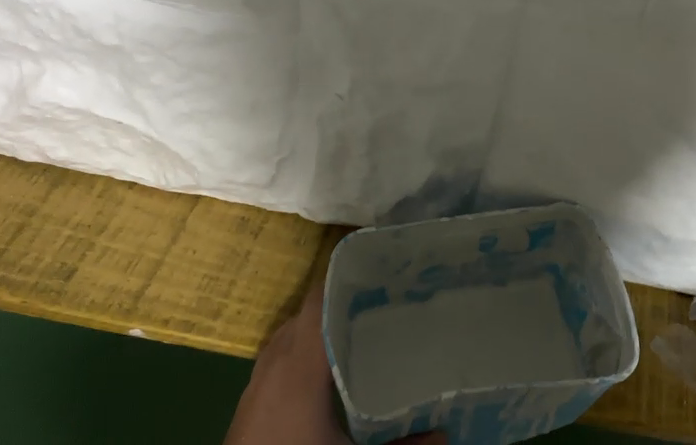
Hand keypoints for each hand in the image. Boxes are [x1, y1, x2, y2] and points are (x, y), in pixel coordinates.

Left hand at [224, 281, 444, 444]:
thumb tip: (447, 436)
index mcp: (300, 365)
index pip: (319, 298)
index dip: (348, 276)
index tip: (384, 267)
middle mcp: (276, 362)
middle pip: (309, 311)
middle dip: (345, 299)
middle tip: (388, 298)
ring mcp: (257, 381)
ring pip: (293, 334)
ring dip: (323, 326)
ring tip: (364, 329)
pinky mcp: (249, 401)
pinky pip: (281, 356)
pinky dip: (306, 350)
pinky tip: (331, 371)